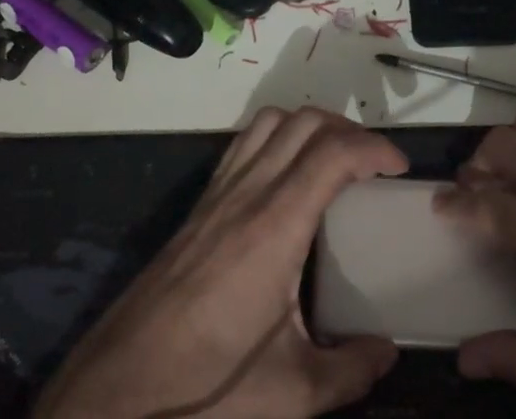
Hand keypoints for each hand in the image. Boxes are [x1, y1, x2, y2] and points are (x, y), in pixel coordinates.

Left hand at [34, 107, 407, 418]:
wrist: (115, 391)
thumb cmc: (206, 386)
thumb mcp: (292, 393)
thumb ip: (350, 371)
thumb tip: (388, 351)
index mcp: (275, 227)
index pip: (332, 152)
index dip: (375, 147)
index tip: (400, 168)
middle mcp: (245, 195)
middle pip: (303, 122)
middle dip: (348, 129)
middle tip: (374, 165)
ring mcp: (215, 196)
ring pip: (268, 123)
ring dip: (308, 126)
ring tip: (334, 161)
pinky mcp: (195, 209)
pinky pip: (242, 146)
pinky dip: (275, 139)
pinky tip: (285, 182)